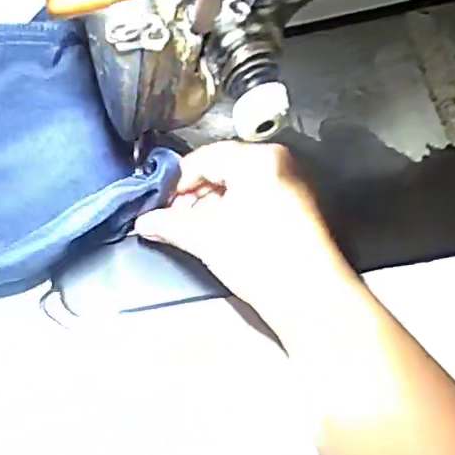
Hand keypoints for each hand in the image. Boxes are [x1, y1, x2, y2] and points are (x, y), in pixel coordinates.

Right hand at [133, 141, 363, 330]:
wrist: (306, 296)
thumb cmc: (264, 261)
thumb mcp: (204, 238)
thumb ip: (169, 224)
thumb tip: (148, 221)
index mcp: (256, 159)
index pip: (202, 159)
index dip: (174, 184)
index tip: (158, 205)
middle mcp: (278, 164)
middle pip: (221, 171)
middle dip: (193, 198)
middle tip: (173, 223)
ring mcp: (291, 187)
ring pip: (238, 189)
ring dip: (212, 210)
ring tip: (197, 236)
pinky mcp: (297, 212)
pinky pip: (256, 203)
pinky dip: (234, 217)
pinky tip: (224, 241)